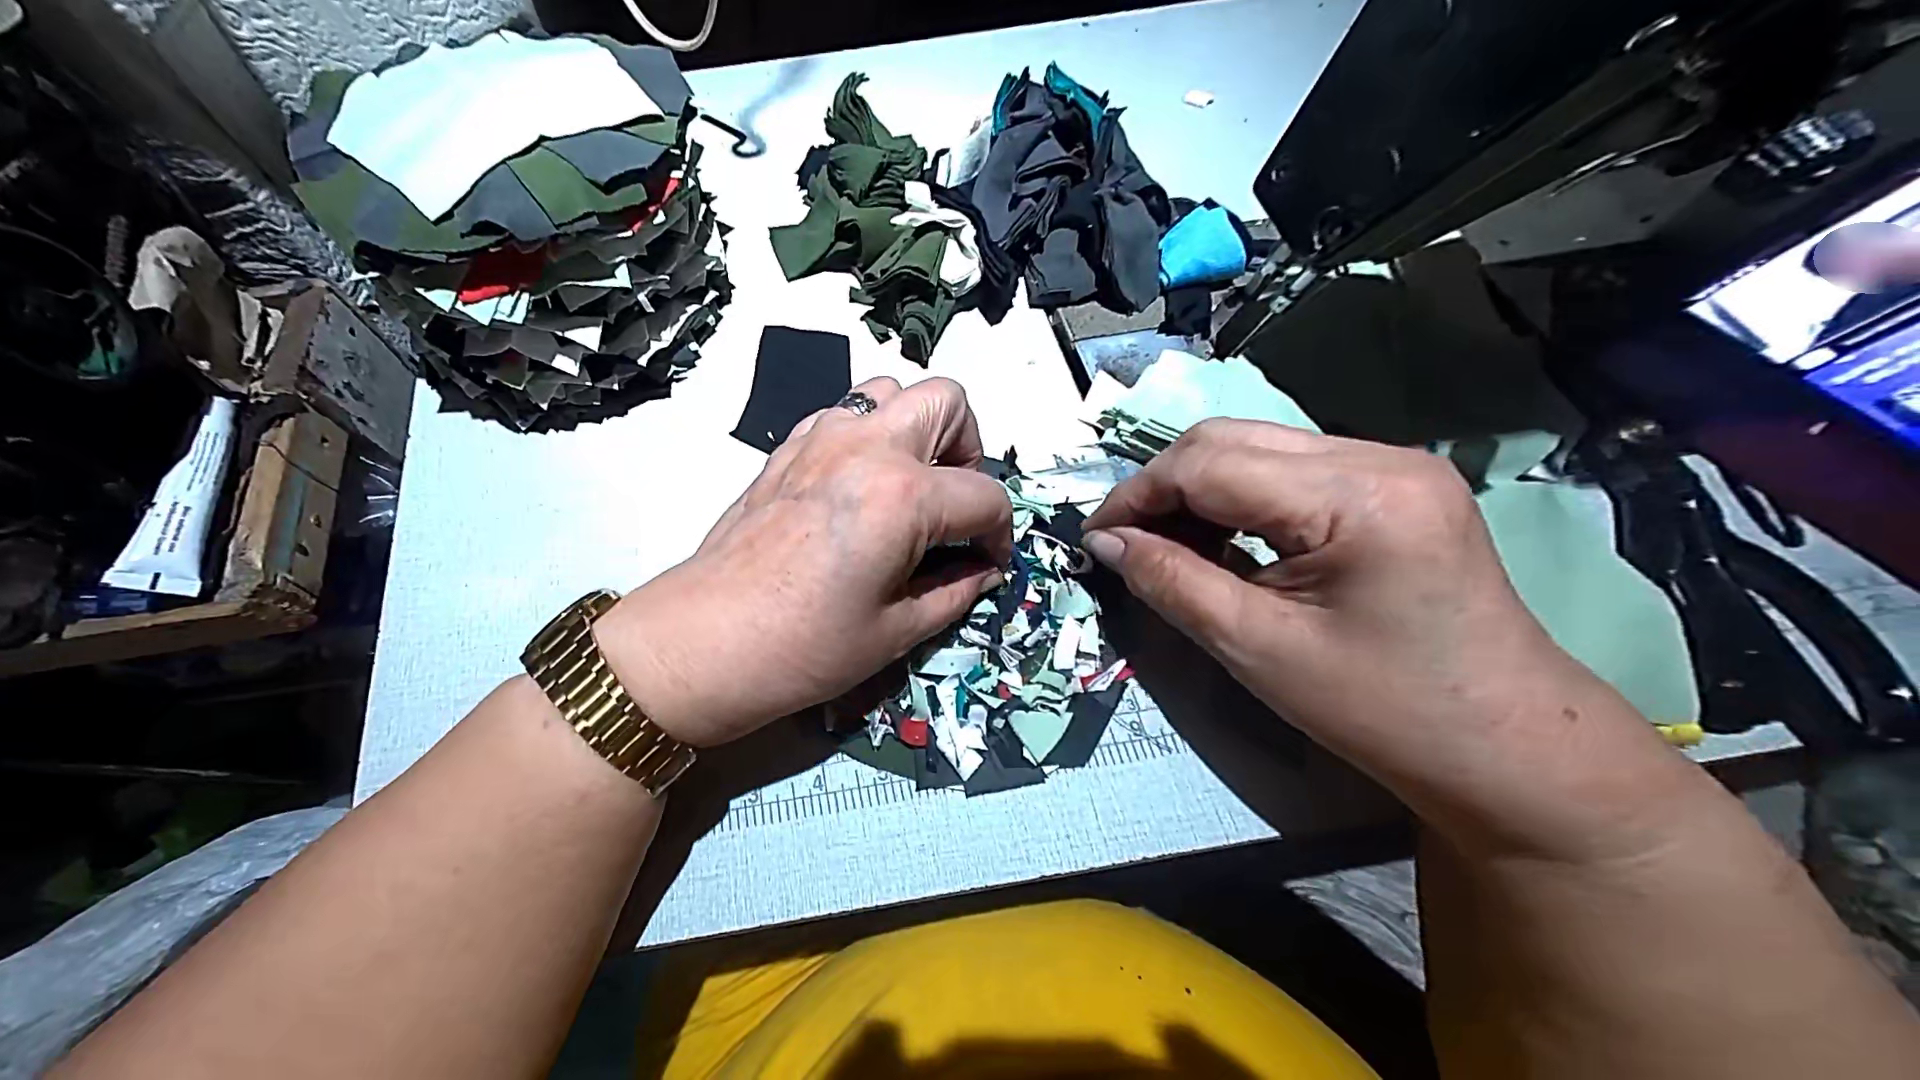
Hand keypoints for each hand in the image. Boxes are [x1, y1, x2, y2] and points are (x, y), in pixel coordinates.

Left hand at [593, 377, 1010, 747]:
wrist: (703, 643)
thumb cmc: (804, 647)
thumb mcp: (898, 630)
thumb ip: (957, 590)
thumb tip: (985, 571)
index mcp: (903, 494)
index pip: (984, 495)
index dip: (1001, 533)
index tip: (990, 561)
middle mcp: (867, 447)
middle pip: (948, 403)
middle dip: (969, 450)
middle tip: (954, 505)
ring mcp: (822, 438)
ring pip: (892, 391)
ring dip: (917, 430)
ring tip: (909, 487)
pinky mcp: (789, 448)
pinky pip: (845, 413)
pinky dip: (869, 436)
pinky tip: (860, 490)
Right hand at [1082, 419, 1685, 858]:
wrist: (1506, 748)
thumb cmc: (1383, 710)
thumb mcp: (1257, 648)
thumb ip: (1172, 582)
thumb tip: (1105, 542)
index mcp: (1357, 494)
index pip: (1209, 462)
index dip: (1138, 495)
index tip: (1096, 538)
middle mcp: (1379, 456)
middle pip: (1230, 439)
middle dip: (1162, 486)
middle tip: (1127, 542)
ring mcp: (1393, 465)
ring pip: (1255, 448)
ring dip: (1197, 490)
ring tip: (1167, 545)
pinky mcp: (1393, 485)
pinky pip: (1288, 470)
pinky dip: (1237, 498)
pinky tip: (1221, 540)